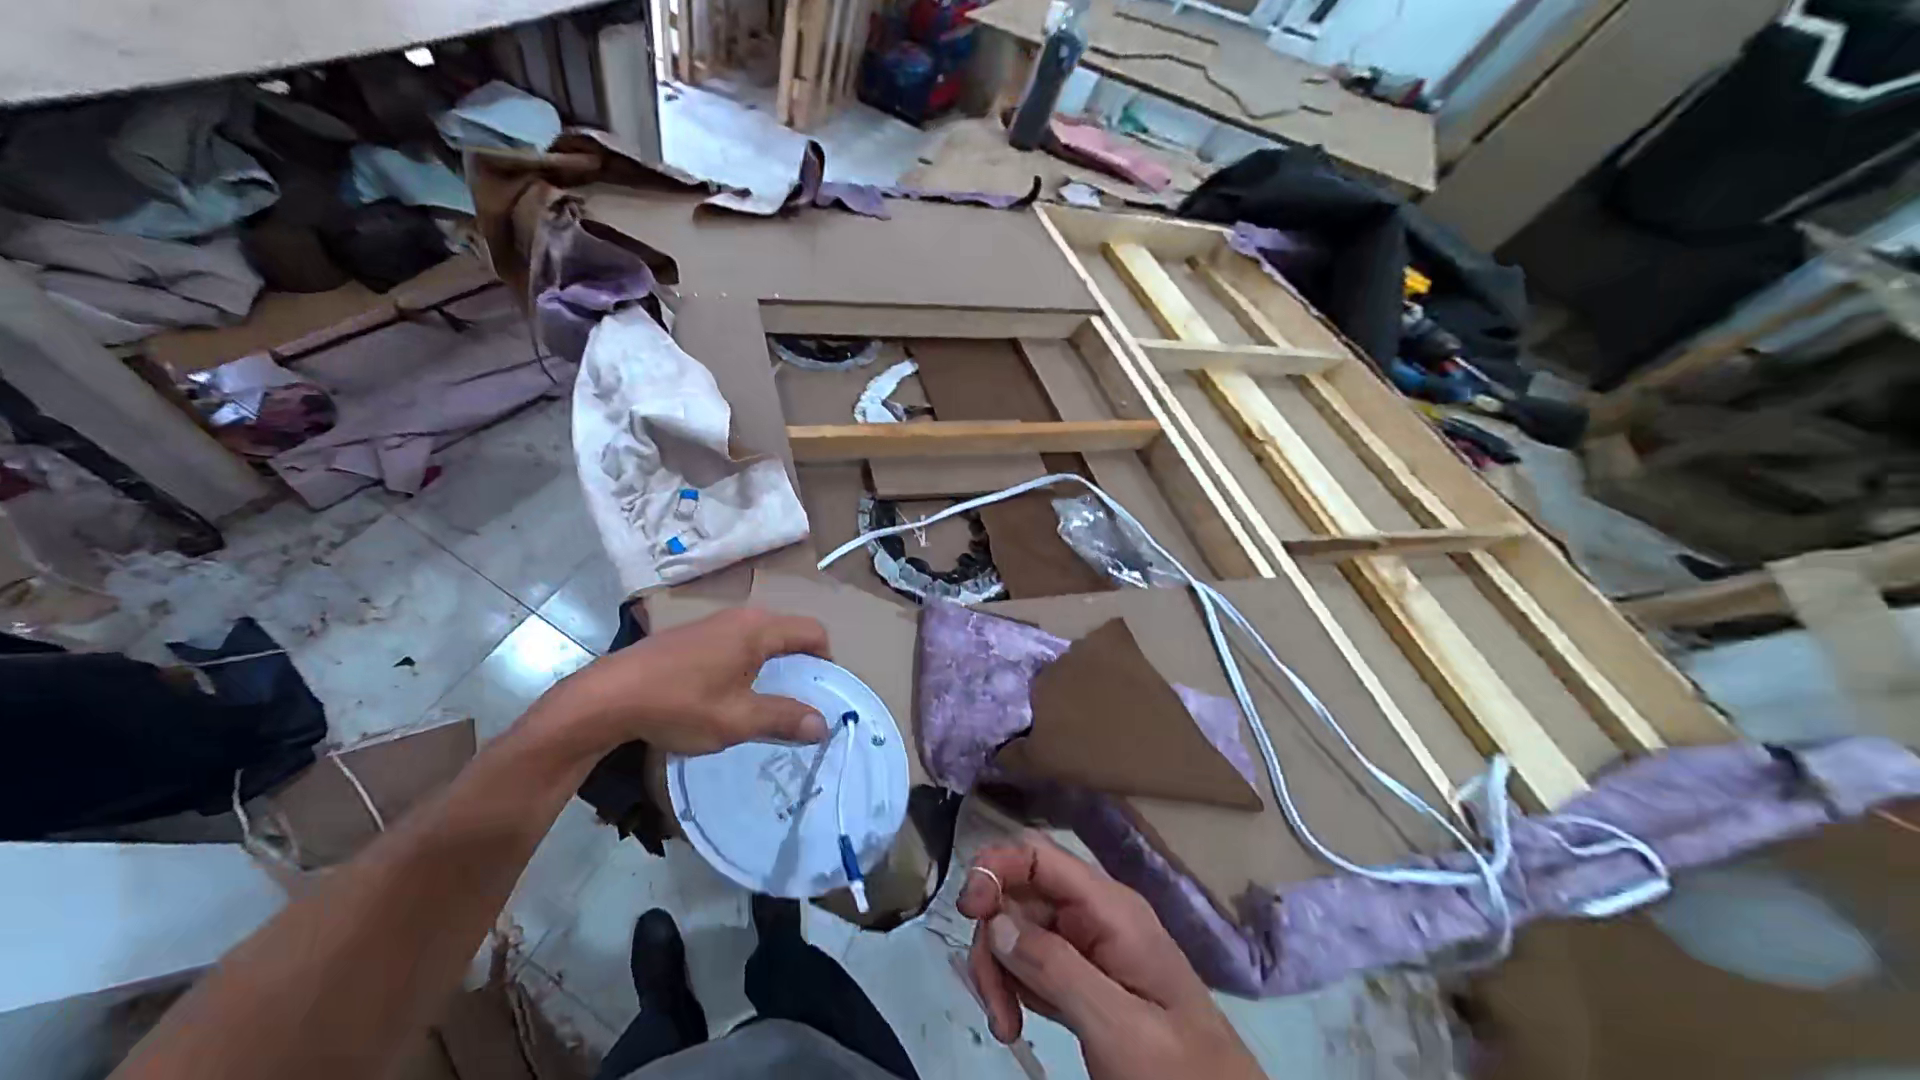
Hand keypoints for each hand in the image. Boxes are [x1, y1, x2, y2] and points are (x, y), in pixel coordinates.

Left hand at [528, 607, 832, 758]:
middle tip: (797, 701)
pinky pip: (736, 643)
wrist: (607, 696)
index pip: (812, 632)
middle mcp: (740, 617)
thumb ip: (784, 718)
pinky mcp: (691, 636)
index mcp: (758, 629)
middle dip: (799, 665)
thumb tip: (823, 725)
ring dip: (771, 666)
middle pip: (788, 633)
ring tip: (763, 702)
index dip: (826, 660)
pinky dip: (746, 664)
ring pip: (760, 639)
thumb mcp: (738, 720)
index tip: (821, 692)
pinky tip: (727, 694)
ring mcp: (712, 623)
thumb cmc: (680, 704)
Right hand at [959, 834, 1262, 1079]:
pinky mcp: (1080, 977)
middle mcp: (1094, 915)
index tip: (967, 911)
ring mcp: (1087, 946)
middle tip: (993, 1000)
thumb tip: (995, 920)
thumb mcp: (1119, 1025)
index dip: (996, 867)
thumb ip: (1057, 969)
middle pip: (1020, 894)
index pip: (1040, 856)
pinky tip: (1016, 1023)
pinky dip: (1011, 986)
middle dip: (993, 936)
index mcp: (1110, 908)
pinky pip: (1028, 962)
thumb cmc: (1180, 1070)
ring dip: (998, 970)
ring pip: (1017, 930)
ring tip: (1005, 1024)